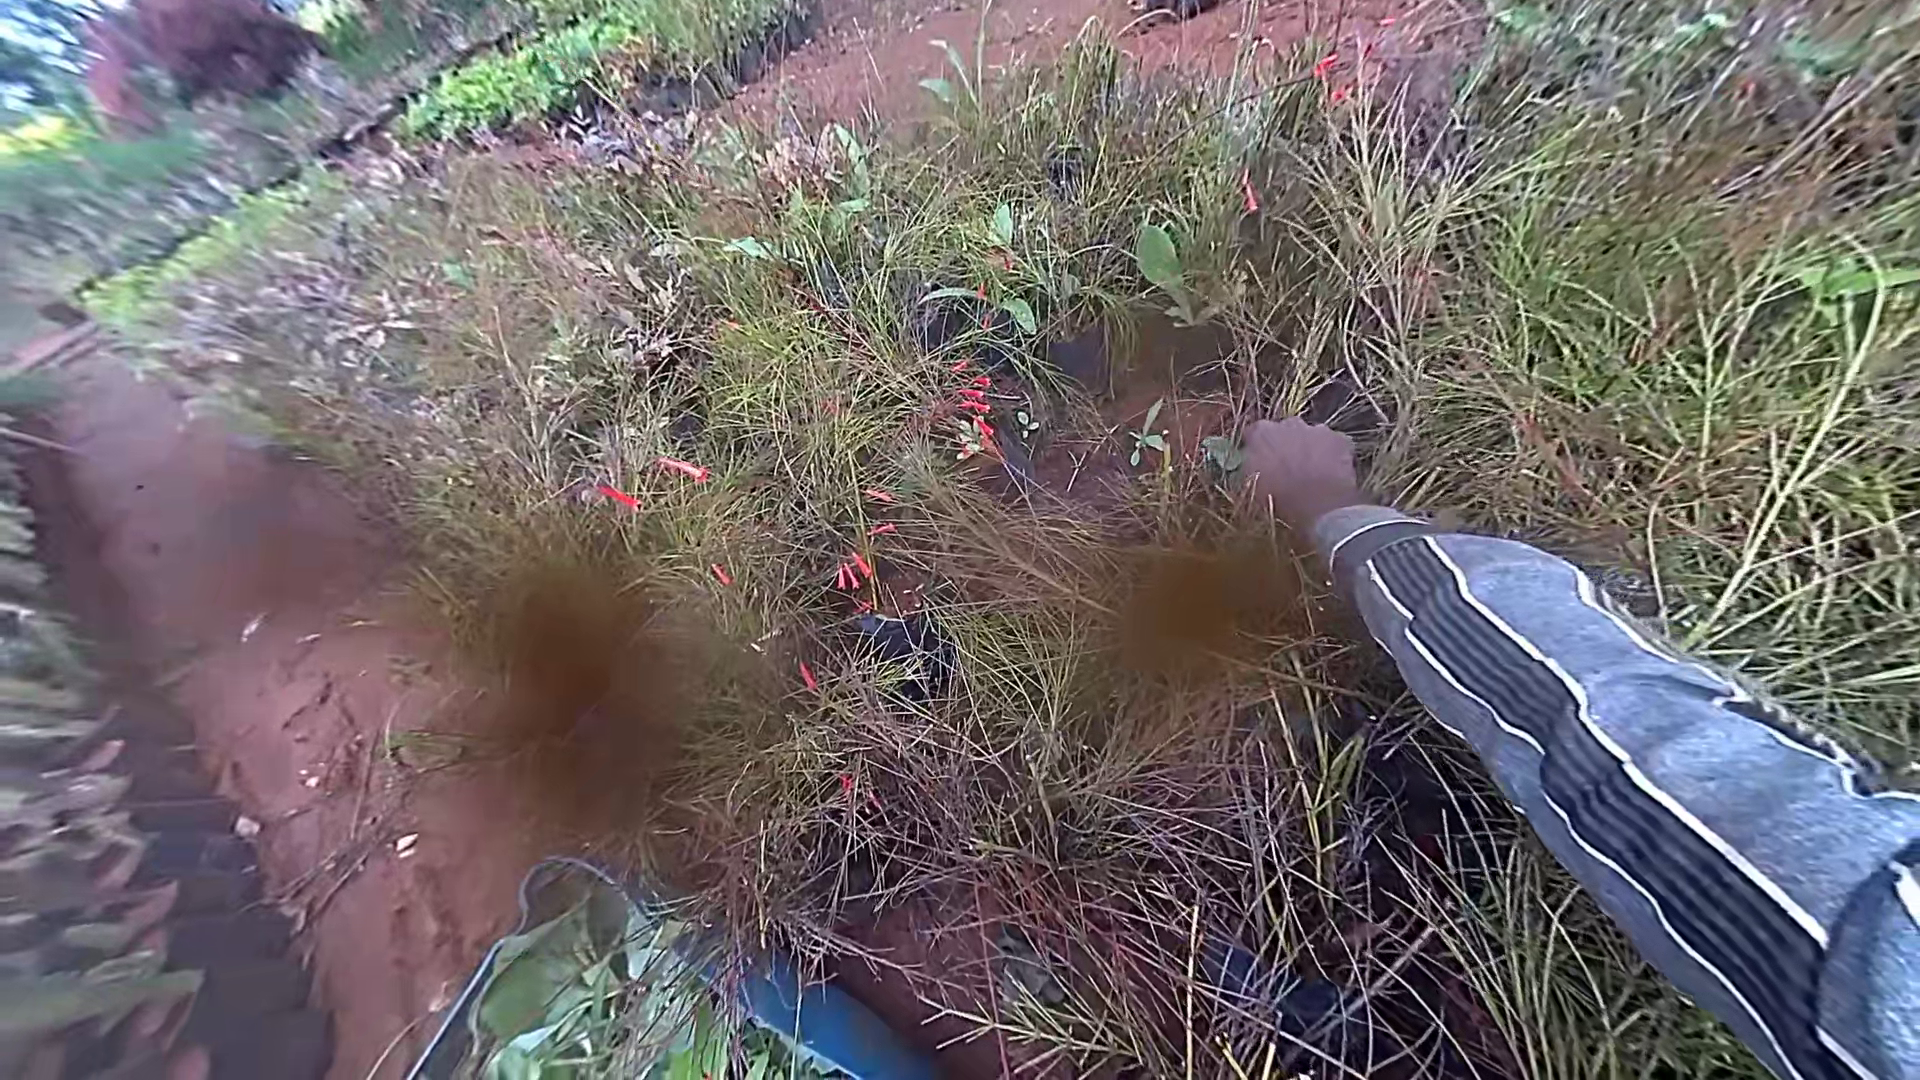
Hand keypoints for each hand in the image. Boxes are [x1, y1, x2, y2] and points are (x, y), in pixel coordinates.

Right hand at [1242, 417, 1365, 532]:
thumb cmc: (1276, 495)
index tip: (1256, 458)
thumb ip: (1247, 463)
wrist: (1317, 503)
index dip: (1254, 445)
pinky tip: (1328, 470)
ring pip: (1309, 434)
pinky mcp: (1340, 439)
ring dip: (1307, 446)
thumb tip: (1248, 459)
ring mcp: (1317, 429)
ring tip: (1308, 469)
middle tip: (1284, 464)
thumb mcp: (1248, 483)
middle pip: (1283, 429)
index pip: (1253, 432)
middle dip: (1283, 442)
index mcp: (1261, 432)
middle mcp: (1289, 423)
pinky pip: (1332, 443)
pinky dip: (1330, 453)